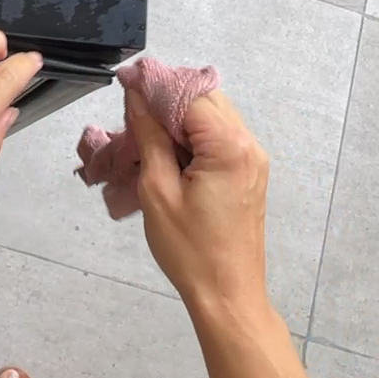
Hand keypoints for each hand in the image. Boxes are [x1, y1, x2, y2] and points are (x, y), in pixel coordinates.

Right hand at [124, 87, 269, 311]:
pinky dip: (191, 135)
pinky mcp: (249, 172)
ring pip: (212, 115)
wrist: (227, 293)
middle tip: (131, 115)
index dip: (156, 86)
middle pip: (205, 99)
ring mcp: (253, 158)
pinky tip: (167, 152)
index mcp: (229, 147)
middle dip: (166, 100)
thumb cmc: (190, 250)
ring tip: (145, 135)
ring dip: (178, 118)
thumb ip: (149, 136)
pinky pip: (218, 136)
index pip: (190, 94)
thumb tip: (137, 98)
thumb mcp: (157, 190)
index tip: (125, 84)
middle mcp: (249, 145)